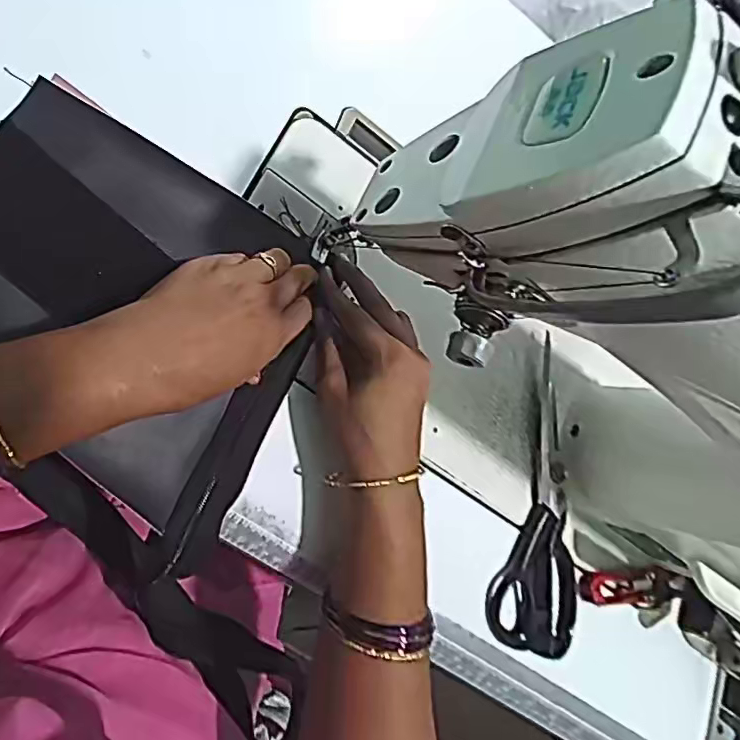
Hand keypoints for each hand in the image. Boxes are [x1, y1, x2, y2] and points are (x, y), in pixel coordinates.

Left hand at [81, 250, 315, 419]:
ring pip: (270, 257)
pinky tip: (228, 270)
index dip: (302, 305)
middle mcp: (259, 300)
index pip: (304, 310)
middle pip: (295, 276)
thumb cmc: (180, 376)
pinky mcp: (206, 264)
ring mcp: (234, 277)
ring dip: (272, 263)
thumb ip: (250, 361)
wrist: (142, 356)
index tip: (298, 304)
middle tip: (296, 278)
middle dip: (298, 277)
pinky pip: (233, 255)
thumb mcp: (230, 379)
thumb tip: (251, 361)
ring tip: (268, 267)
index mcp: (272, 334)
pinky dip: (236, 261)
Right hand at [316, 255, 428, 480]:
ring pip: (392, 321)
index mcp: (389, 357)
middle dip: (358, 285)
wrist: (383, 474)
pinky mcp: (415, 376)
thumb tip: (323, 324)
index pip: (357, 314)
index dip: (336, 294)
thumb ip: (328, 351)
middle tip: (341, 266)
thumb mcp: (332, 391)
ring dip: (371, 304)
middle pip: (380, 309)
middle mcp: (409, 357)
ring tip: (350, 288)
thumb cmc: (361, 441)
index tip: (324, 277)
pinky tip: (367, 323)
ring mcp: (416, 366)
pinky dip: (382, 324)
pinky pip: (400, 337)